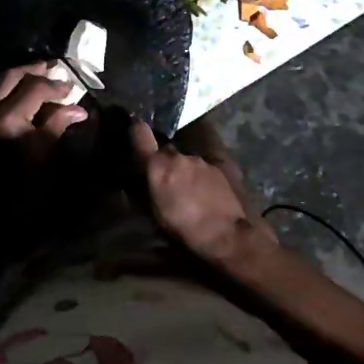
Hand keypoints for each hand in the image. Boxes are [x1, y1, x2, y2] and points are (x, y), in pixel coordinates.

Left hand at [0, 61, 88, 161]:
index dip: (57, 85)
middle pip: (12, 76)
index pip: (35, 87)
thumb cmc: (19, 190)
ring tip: (43, 80)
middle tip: (55, 69)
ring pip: (2, 85)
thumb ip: (57, 125)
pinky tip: (28, 99)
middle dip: (35, 70)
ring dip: (23, 78)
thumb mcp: (44, 157)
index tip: (73, 87)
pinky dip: (14, 91)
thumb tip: (77, 108)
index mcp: (9, 118)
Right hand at [131, 121, 276, 268]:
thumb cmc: (185, 229)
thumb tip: (144, 175)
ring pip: (187, 161)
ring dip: (185, 172)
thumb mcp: (155, 214)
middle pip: (167, 152)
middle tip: (168, 182)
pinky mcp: (219, 167)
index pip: (140, 134)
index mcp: (158, 166)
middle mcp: (178, 156)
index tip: (136, 129)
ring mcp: (201, 160)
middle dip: (166, 163)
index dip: (137, 132)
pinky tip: (207, 195)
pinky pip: (204, 168)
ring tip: (191, 193)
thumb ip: (147, 188)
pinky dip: (201, 178)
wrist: (227, 234)